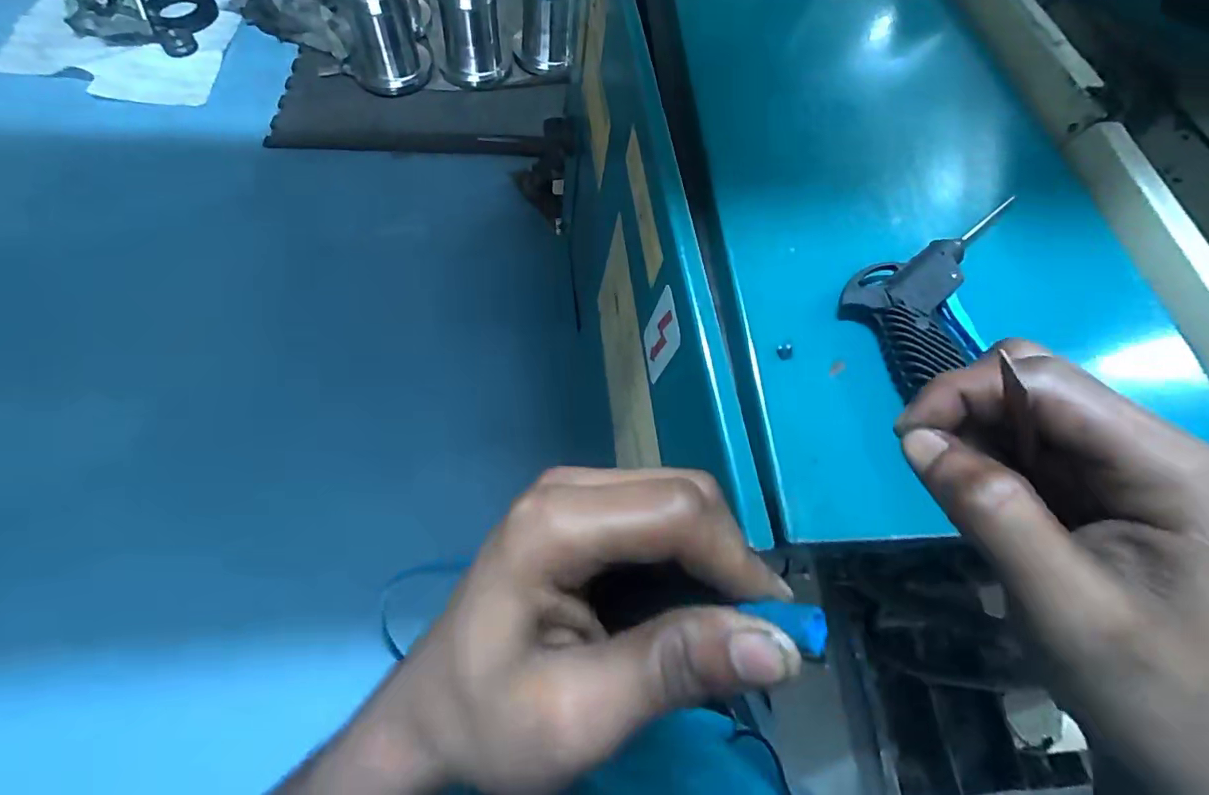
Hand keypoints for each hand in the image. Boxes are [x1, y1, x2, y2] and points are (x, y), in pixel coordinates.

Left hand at [283, 468, 801, 794]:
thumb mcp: (578, 717)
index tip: (776, 633)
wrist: (430, 714)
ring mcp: (576, 491)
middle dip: (731, 561)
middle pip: (685, 495)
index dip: (738, 564)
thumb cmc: (490, 722)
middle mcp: (568, 486)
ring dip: (716, 562)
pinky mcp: (586, 509)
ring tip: (723, 632)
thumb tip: (778, 647)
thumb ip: (673, 671)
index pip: (678, 511)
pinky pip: (663, 515)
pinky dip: (692, 560)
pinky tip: (687, 612)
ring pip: (681, 500)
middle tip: (751, 639)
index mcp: (553, 522)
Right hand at [896, 341, 1208, 794]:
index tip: (908, 433)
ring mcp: (1156, 469)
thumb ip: (989, 511)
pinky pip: (1048, 446)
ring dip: (984, 436)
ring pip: (1041, 410)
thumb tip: (914, 437)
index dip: (968, 390)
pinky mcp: (1131, 488)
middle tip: (928, 459)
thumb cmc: (1152, 703)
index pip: (1055, 385)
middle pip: (1048, 385)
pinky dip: (1002, 459)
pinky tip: (990, 499)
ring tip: (960, 491)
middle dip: (973, 410)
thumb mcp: (1062, 611)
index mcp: (1188, 476)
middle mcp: (1179, 454)